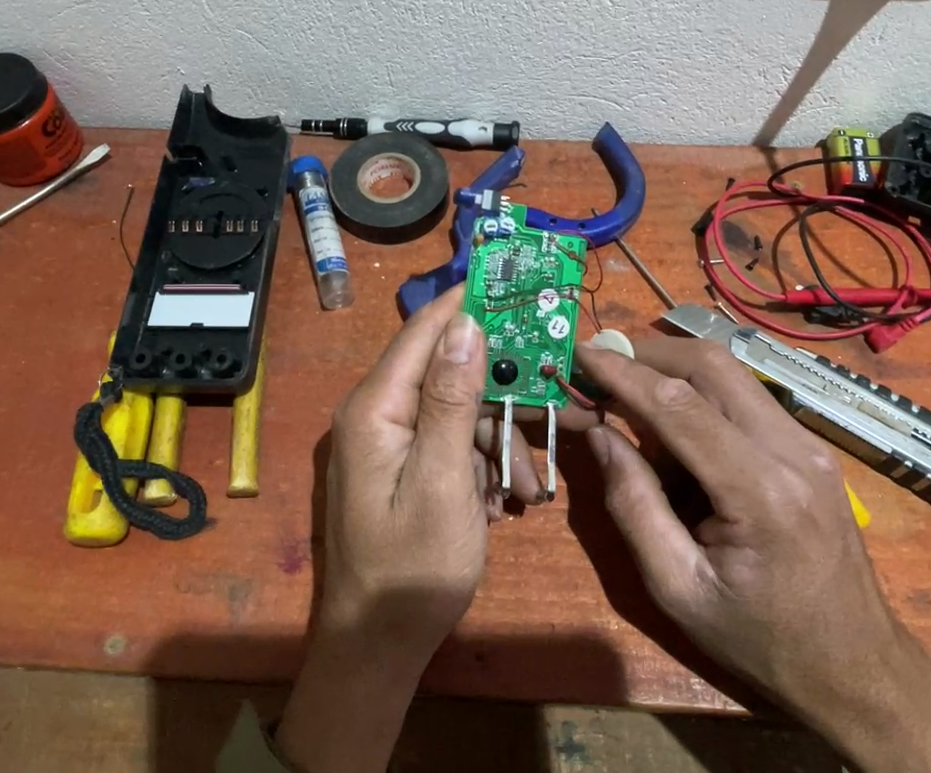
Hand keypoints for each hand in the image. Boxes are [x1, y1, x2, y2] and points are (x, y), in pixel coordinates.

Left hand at [277, 288, 490, 772]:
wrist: (376, 648)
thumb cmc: (412, 568)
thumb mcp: (443, 480)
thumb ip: (451, 399)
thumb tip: (465, 323)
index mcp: (376, 408)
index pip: (424, 330)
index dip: (469, 303)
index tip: (518, 282)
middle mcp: (376, 414)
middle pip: (447, 373)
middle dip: (501, 394)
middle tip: (555, 403)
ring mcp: (387, 443)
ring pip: (456, 414)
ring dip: (498, 442)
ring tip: (527, 487)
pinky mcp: (401, 468)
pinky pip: (449, 446)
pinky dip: (481, 465)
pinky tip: (503, 501)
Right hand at [577, 337, 930, 772]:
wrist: (853, 662)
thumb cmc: (758, 637)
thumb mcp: (676, 587)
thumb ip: (632, 504)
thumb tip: (599, 433)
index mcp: (762, 492)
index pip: (680, 406)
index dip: (623, 374)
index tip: (580, 353)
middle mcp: (794, 450)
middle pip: (711, 364)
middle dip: (647, 354)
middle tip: (599, 367)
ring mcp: (810, 443)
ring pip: (730, 372)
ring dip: (672, 371)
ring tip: (628, 400)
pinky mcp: (812, 445)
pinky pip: (745, 396)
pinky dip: (700, 394)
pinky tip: (674, 432)